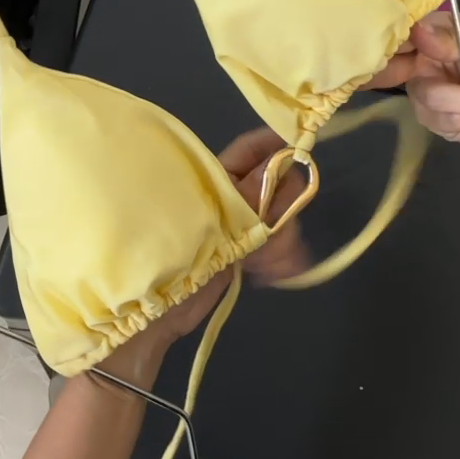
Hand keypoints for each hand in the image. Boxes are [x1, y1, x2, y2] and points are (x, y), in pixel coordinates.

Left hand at [93, 127, 311, 385]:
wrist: (154, 313)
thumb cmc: (170, 258)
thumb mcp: (213, 222)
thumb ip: (251, 194)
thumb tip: (285, 163)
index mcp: (211, 179)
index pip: (249, 150)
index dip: (276, 145)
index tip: (305, 148)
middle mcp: (227, 197)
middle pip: (275, 187)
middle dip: (285, 209)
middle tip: (278, 232)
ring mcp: (237, 226)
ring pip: (280, 219)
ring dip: (283, 240)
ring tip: (267, 265)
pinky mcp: (244, 254)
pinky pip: (276, 246)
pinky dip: (281, 258)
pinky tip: (275, 273)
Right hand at [372, 6, 459, 158]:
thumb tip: (418, 32)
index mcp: (432, 33)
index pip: (401, 35)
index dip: (404, 46)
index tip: (429, 53)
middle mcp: (420, 63)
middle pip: (412, 77)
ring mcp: (424, 94)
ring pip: (434, 103)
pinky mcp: (435, 122)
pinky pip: (445, 122)